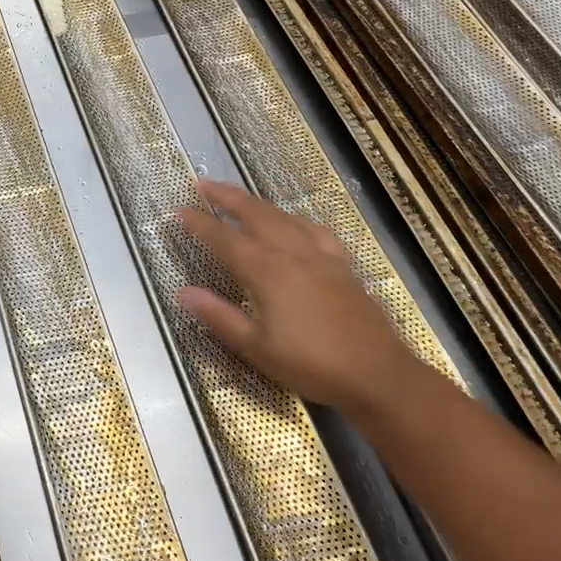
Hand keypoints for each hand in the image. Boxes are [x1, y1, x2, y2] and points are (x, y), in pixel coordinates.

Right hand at [178, 179, 416, 412]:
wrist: (380, 376)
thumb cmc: (313, 365)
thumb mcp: (257, 348)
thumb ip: (220, 317)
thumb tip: (183, 292)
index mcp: (267, 272)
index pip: (225, 239)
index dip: (200, 224)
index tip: (180, 210)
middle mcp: (292, 254)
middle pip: (255, 215)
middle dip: (227, 197)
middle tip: (203, 184)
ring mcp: (321, 256)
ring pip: (284, 217)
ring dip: (257, 203)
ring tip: (239, 196)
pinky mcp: (342, 265)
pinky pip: (315, 230)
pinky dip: (295, 219)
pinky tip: (293, 221)